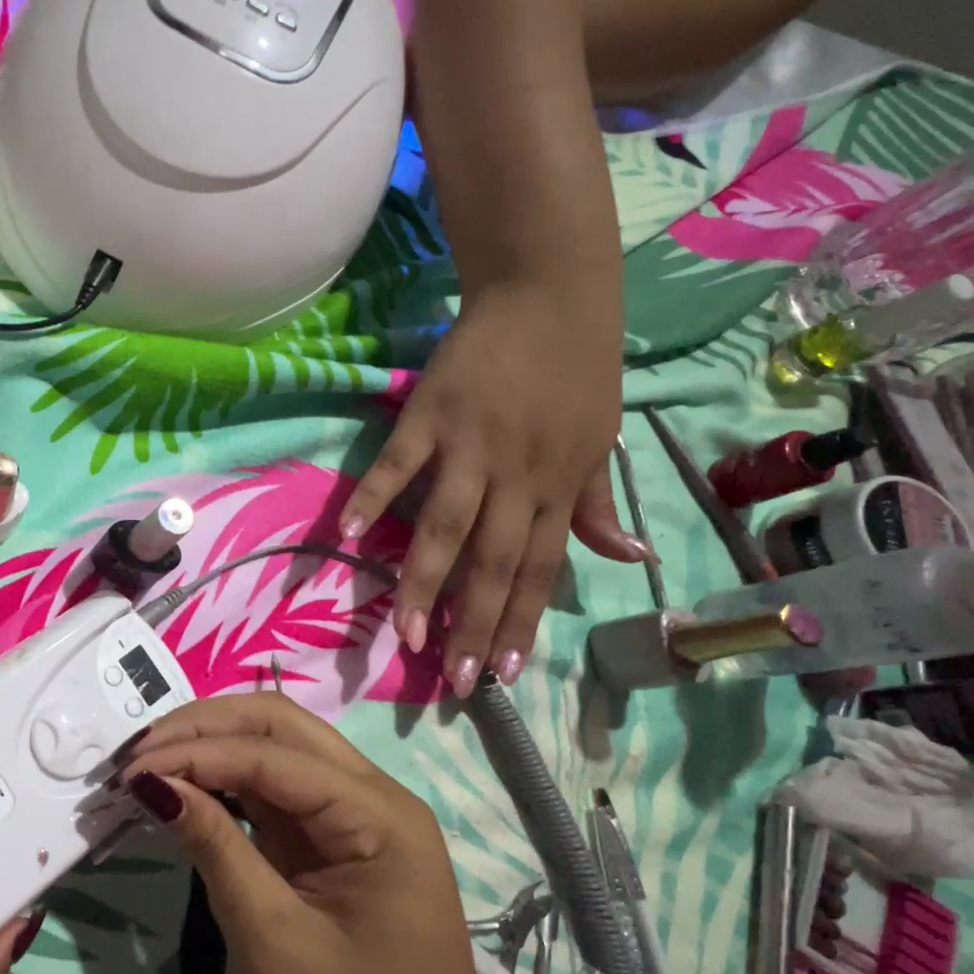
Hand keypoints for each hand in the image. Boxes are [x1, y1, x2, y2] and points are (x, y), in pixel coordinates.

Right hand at [114, 693, 495, 973]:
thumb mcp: (272, 939)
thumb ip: (214, 847)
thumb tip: (151, 782)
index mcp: (380, 816)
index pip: (274, 756)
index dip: (198, 753)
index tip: (130, 771)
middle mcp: (375, 796)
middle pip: (281, 727)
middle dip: (205, 728)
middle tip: (139, 751)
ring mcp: (356, 814)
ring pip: (276, 747)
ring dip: (212, 746)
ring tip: (151, 761)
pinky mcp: (333, 837)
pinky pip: (275, 787)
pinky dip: (226, 779)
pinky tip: (185, 784)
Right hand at [339, 284, 651, 696]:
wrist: (552, 294)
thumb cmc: (577, 369)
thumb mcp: (600, 439)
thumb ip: (596, 503)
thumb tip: (624, 559)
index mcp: (558, 486)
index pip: (540, 570)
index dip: (519, 622)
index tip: (499, 674)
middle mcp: (518, 476)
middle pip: (493, 562)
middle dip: (473, 623)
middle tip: (450, 679)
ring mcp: (471, 446)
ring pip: (447, 527)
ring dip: (425, 582)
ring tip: (405, 632)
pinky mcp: (431, 414)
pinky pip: (400, 464)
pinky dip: (374, 497)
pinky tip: (349, 535)